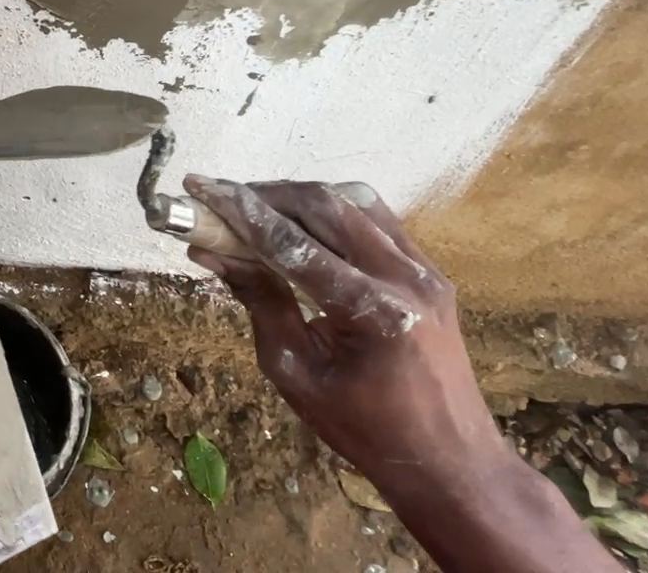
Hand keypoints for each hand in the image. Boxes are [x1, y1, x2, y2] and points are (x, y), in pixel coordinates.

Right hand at [181, 177, 498, 492]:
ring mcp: (425, 271)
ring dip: (296, 197)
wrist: (451, 460)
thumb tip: (209, 251)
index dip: (237, 209)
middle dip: (263, 194)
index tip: (196, 187)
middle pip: (323, 205)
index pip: (289, 242)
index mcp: (371, 311)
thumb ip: (258, 300)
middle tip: (219, 199)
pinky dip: (327, 211)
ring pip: (351, 201)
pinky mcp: (429, 272)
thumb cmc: (363, 426)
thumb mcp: (292, 368)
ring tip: (255, 210)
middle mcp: (405, 279)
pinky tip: (299, 227)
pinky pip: (373, 218)